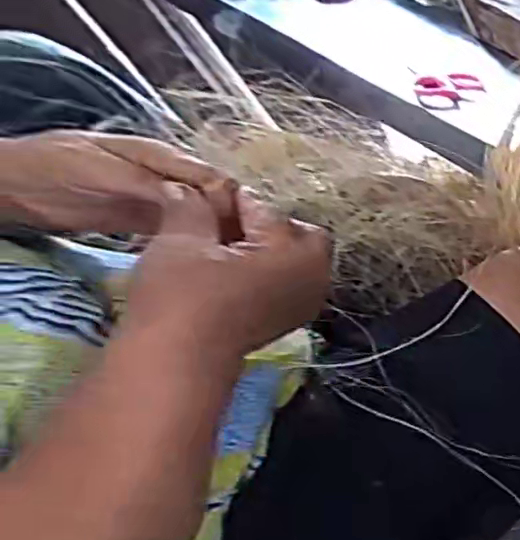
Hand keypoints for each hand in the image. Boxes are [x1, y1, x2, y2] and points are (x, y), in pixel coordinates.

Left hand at [0, 131, 237, 234]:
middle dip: (233, 220)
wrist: (9, 187)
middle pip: (223, 199)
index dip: (229, 201)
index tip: (226, 226)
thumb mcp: (96, 168)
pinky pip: (196, 230)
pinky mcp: (161, 220)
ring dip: (222, 233)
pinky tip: (207, 254)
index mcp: (165, 157)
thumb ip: (147, 181)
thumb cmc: (47, 166)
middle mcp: (176, 177)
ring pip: (215, 216)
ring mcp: (170, 199)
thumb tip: (197, 197)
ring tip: (223, 254)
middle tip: (231, 247)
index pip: (218, 179)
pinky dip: (205, 241)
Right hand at [125, 185, 329, 361]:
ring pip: (305, 257)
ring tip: (225, 246)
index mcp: (296, 251)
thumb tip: (187, 189)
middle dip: (269, 224)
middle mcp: (319, 272)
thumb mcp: (180, 242)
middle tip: (223, 225)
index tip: (205, 198)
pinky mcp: (301, 311)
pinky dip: (276, 269)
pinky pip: (298, 279)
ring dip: (273, 247)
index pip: (269, 211)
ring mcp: (314, 294)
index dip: (234, 201)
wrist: (186, 351)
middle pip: (304, 233)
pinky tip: (238, 270)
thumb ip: (191, 210)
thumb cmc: (182, 293)